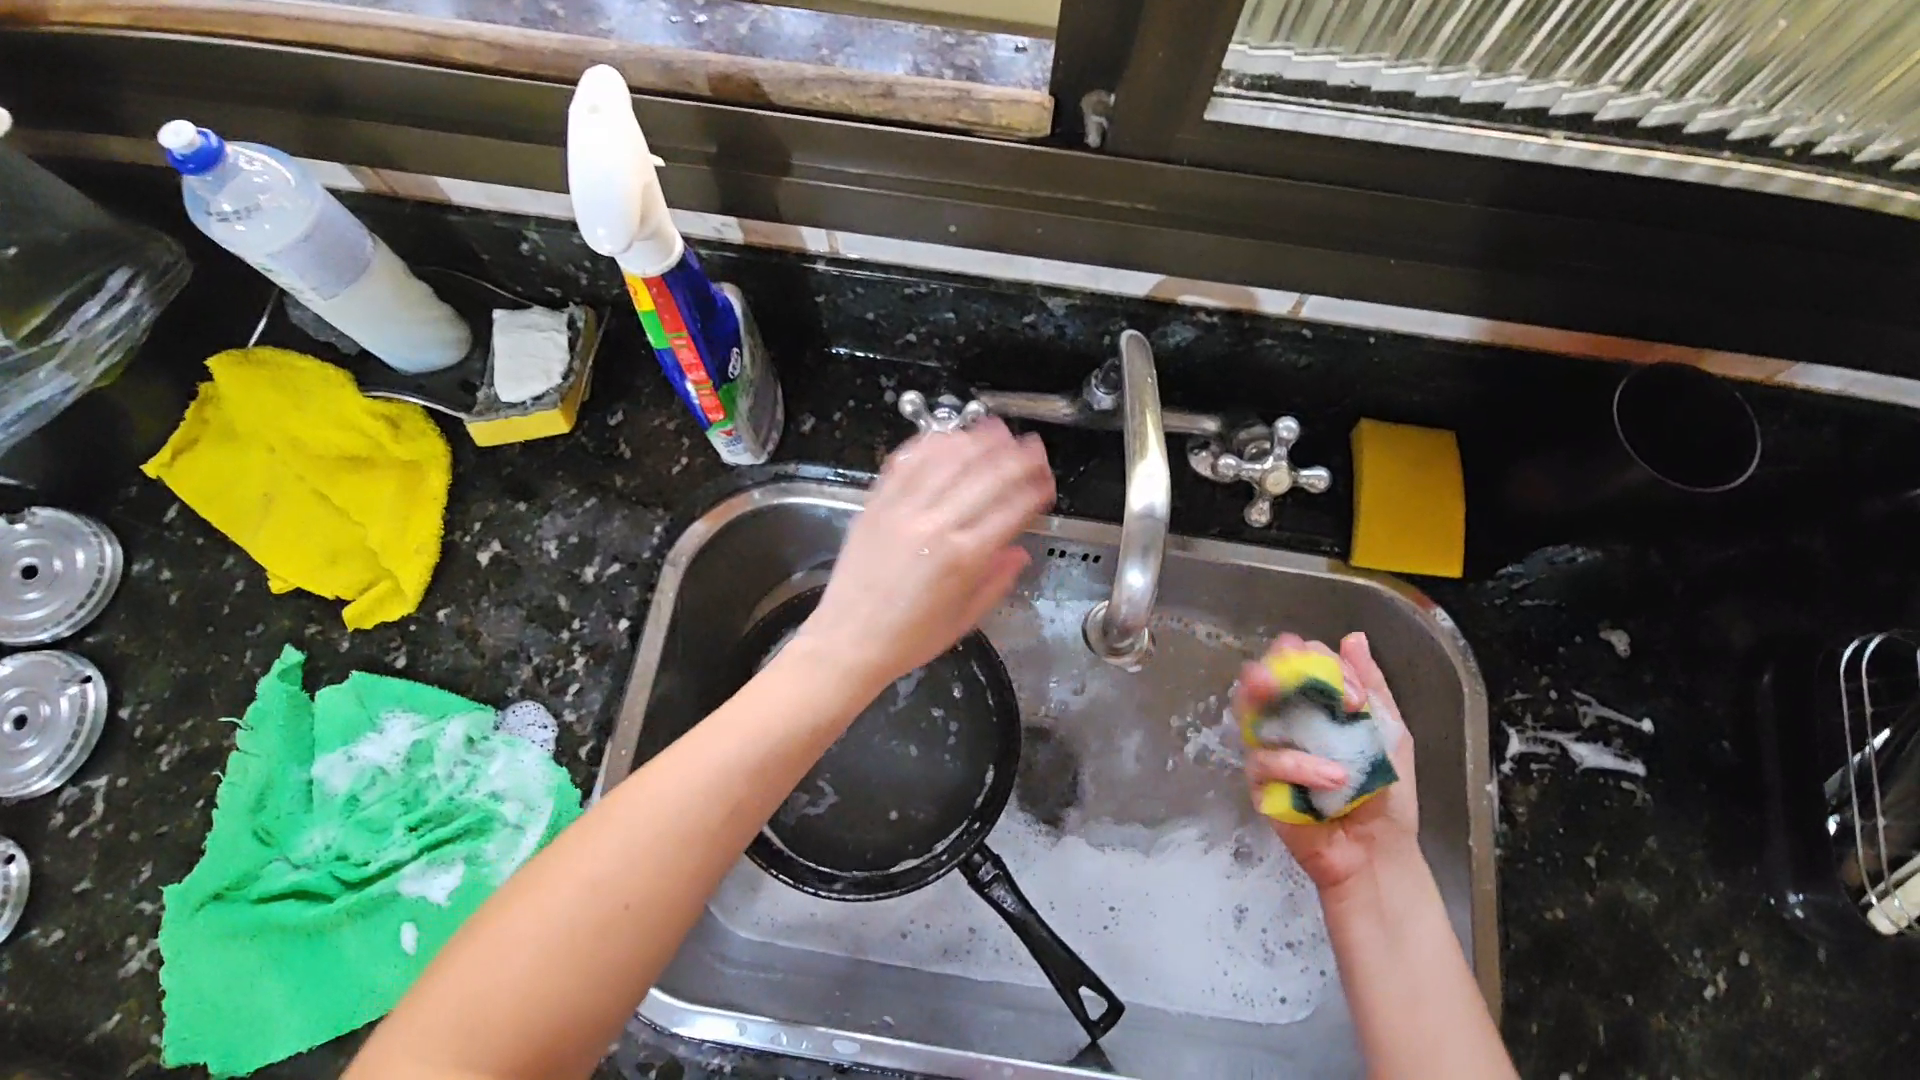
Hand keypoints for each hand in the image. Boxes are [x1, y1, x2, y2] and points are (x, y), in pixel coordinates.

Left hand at [796, 417, 1054, 692]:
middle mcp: (934, 526)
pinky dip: (930, 444)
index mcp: (964, 558)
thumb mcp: (965, 619)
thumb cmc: (907, 638)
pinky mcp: (875, 504)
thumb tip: (1020, 552)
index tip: (1047, 480)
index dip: (1036, 488)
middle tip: (1033, 447)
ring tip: (996, 429)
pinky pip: (906, 463)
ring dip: (977, 440)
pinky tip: (947, 436)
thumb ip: (997, 581)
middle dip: (1017, 456)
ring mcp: (902, 510)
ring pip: (947, 459)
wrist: (848, 641)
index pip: (1012, 508)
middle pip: (986, 475)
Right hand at [1239, 631, 1420, 892]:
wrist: (1378, 852)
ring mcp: (1269, 749)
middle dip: (1274, 667)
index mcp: (1317, 705)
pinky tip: (1332, 777)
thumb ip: (1372, 687)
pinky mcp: (1260, 782)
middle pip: (1264, 678)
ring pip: (1249, 711)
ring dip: (1264, 698)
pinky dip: (1299, 765)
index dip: (1317, 663)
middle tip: (1288, 672)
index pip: (1302, 664)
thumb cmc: (1386, 794)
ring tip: (1277, 692)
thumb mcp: (1390, 733)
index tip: (1350, 690)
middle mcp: (1287, 721)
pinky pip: (1266, 761)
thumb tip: (1352, 638)